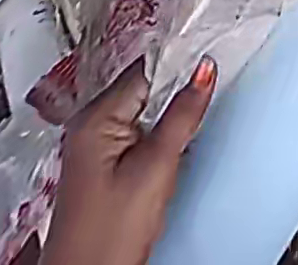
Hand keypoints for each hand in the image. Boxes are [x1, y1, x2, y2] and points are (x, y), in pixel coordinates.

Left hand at [41, 57, 215, 264]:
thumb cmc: (111, 234)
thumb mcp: (156, 167)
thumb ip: (183, 114)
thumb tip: (204, 69)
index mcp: (96, 116)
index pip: (146, 71)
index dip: (179, 67)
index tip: (208, 64)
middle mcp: (89, 122)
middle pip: (143, 86)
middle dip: (174, 91)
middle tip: (204, 94)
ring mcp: (93, 142)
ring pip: (142, 108)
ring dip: (167, 112)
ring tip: (189, 120)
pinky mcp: (101, 161)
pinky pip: (137, 128)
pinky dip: (157, 131)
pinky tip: (170, 144)